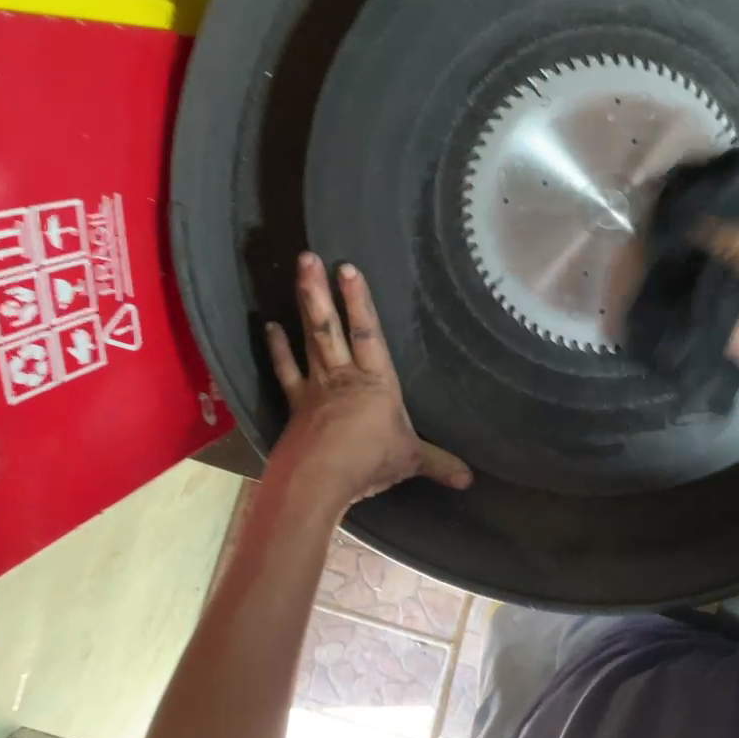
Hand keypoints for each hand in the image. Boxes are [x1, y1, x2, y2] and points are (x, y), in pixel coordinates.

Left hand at [264, 252, 472, 510]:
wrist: (318, 480)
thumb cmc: (368, 462)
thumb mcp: (410, 461)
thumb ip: (438, 464)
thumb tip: (469, 479)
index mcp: (376, 382)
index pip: (368, 333)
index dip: (359, 301)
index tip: (348, 269)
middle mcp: (344, 375)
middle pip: (329, 327)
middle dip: (320, 292)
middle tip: (308, 257)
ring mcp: (315, 387)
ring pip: (309, 339)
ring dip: (303, 306)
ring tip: (297, 274)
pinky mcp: (295, 404)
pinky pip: (286, 370)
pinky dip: (277, 349)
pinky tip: (268, 326)